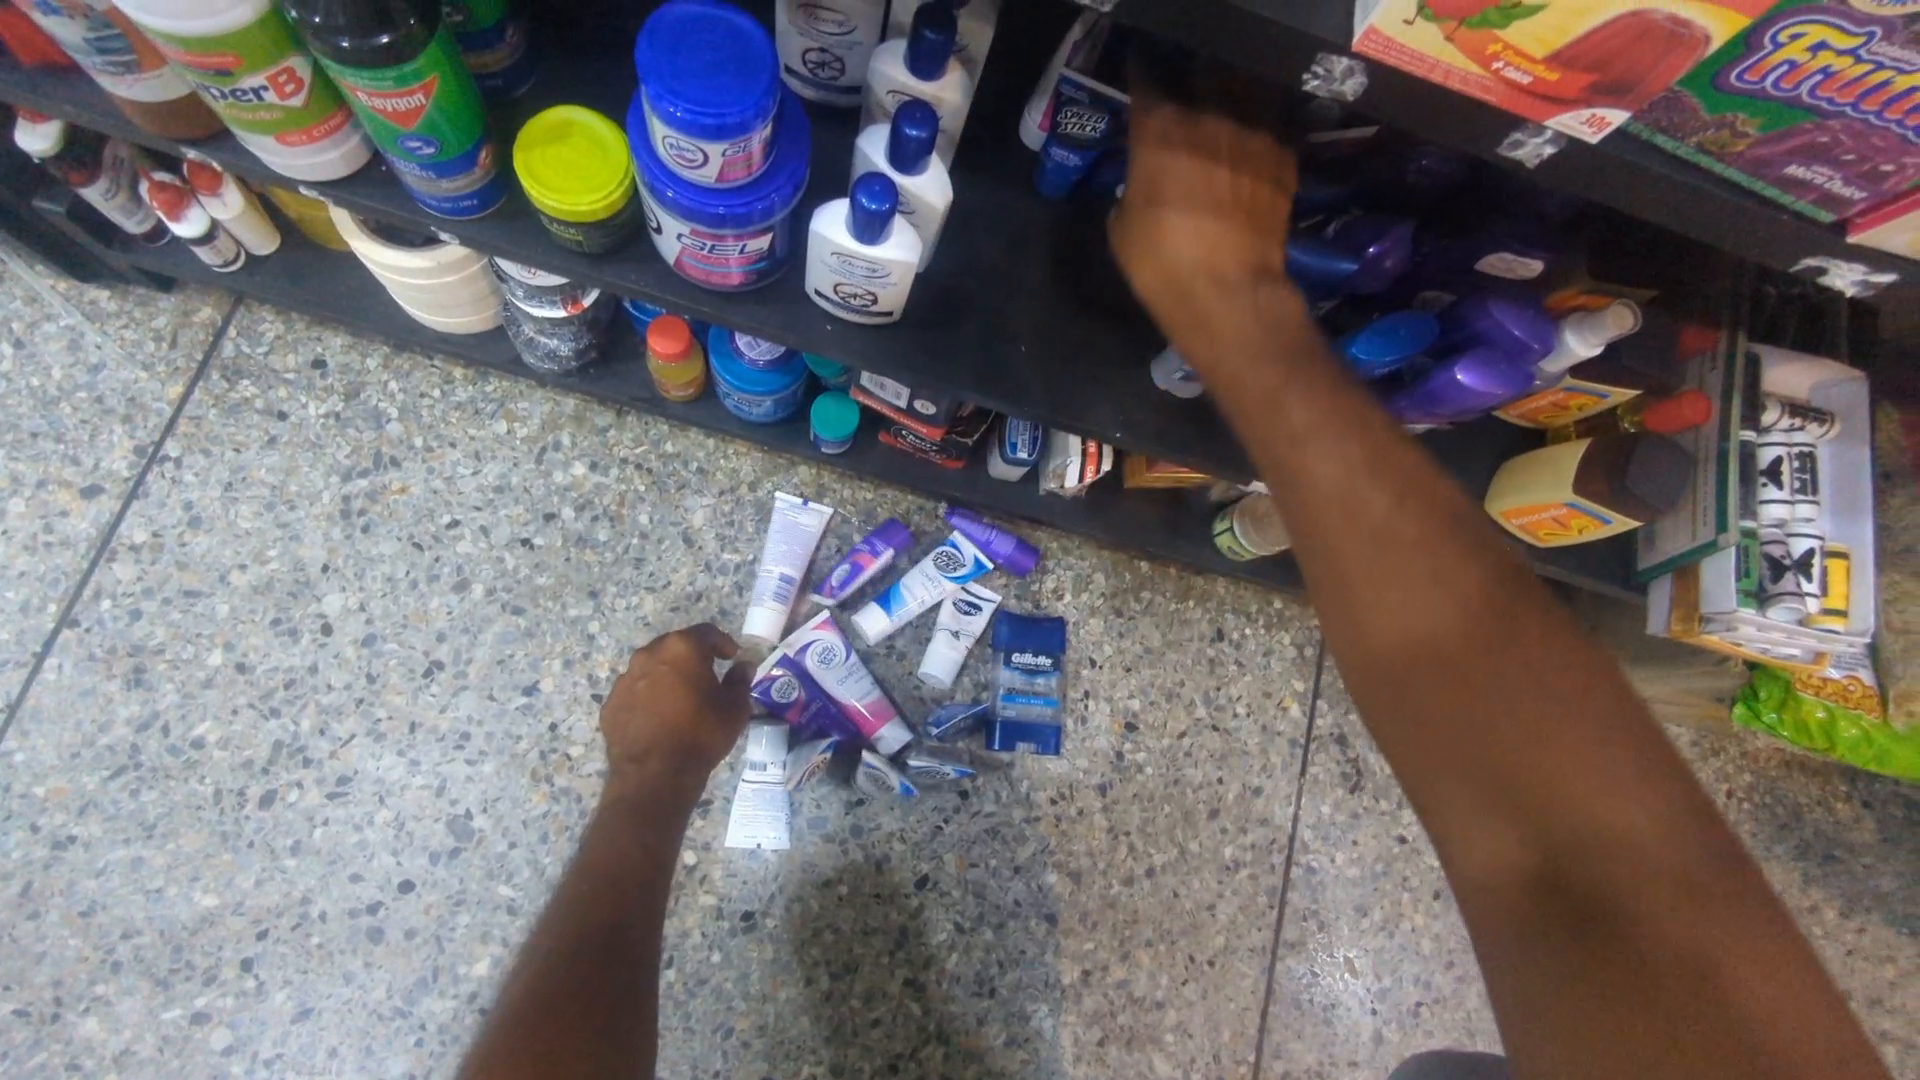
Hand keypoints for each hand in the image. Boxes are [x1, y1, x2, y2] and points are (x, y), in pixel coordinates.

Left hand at [600, 624, 753, 786]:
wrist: (655, 775)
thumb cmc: (701, 734)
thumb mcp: (735, 708)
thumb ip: (740, 681)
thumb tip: (743, 667)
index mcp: (682, 649)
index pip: (706, 633)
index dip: (723, 643)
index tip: (731, 657)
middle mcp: (649, 655)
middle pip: (675, 646)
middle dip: (692, 657)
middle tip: (707, 674)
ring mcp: (625, 679)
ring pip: (652, 668)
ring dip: (668, 675)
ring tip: (681, 698)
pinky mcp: (610, 704)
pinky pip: (635, 691)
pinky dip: (648, 697)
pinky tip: (659, 717)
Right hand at [1109, 90, 1300, 360]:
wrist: (1227, 291)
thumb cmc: (1161, 263)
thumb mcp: (1122, 228)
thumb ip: (1132, 188)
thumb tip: (1142, 182)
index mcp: (1160, 127)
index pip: (1147, 82)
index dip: (1142, 87)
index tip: (1141, 99)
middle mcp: (1209, 114)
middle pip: (1198, 82)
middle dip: (1189, 94)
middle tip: (1182, 117)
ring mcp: (1253, 131)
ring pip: (1238, 99)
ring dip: (1227, 111)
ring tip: (1220, 134)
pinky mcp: (1284, 155)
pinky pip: (1266, 134)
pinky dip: (1255, 143)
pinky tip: (1247, 164)